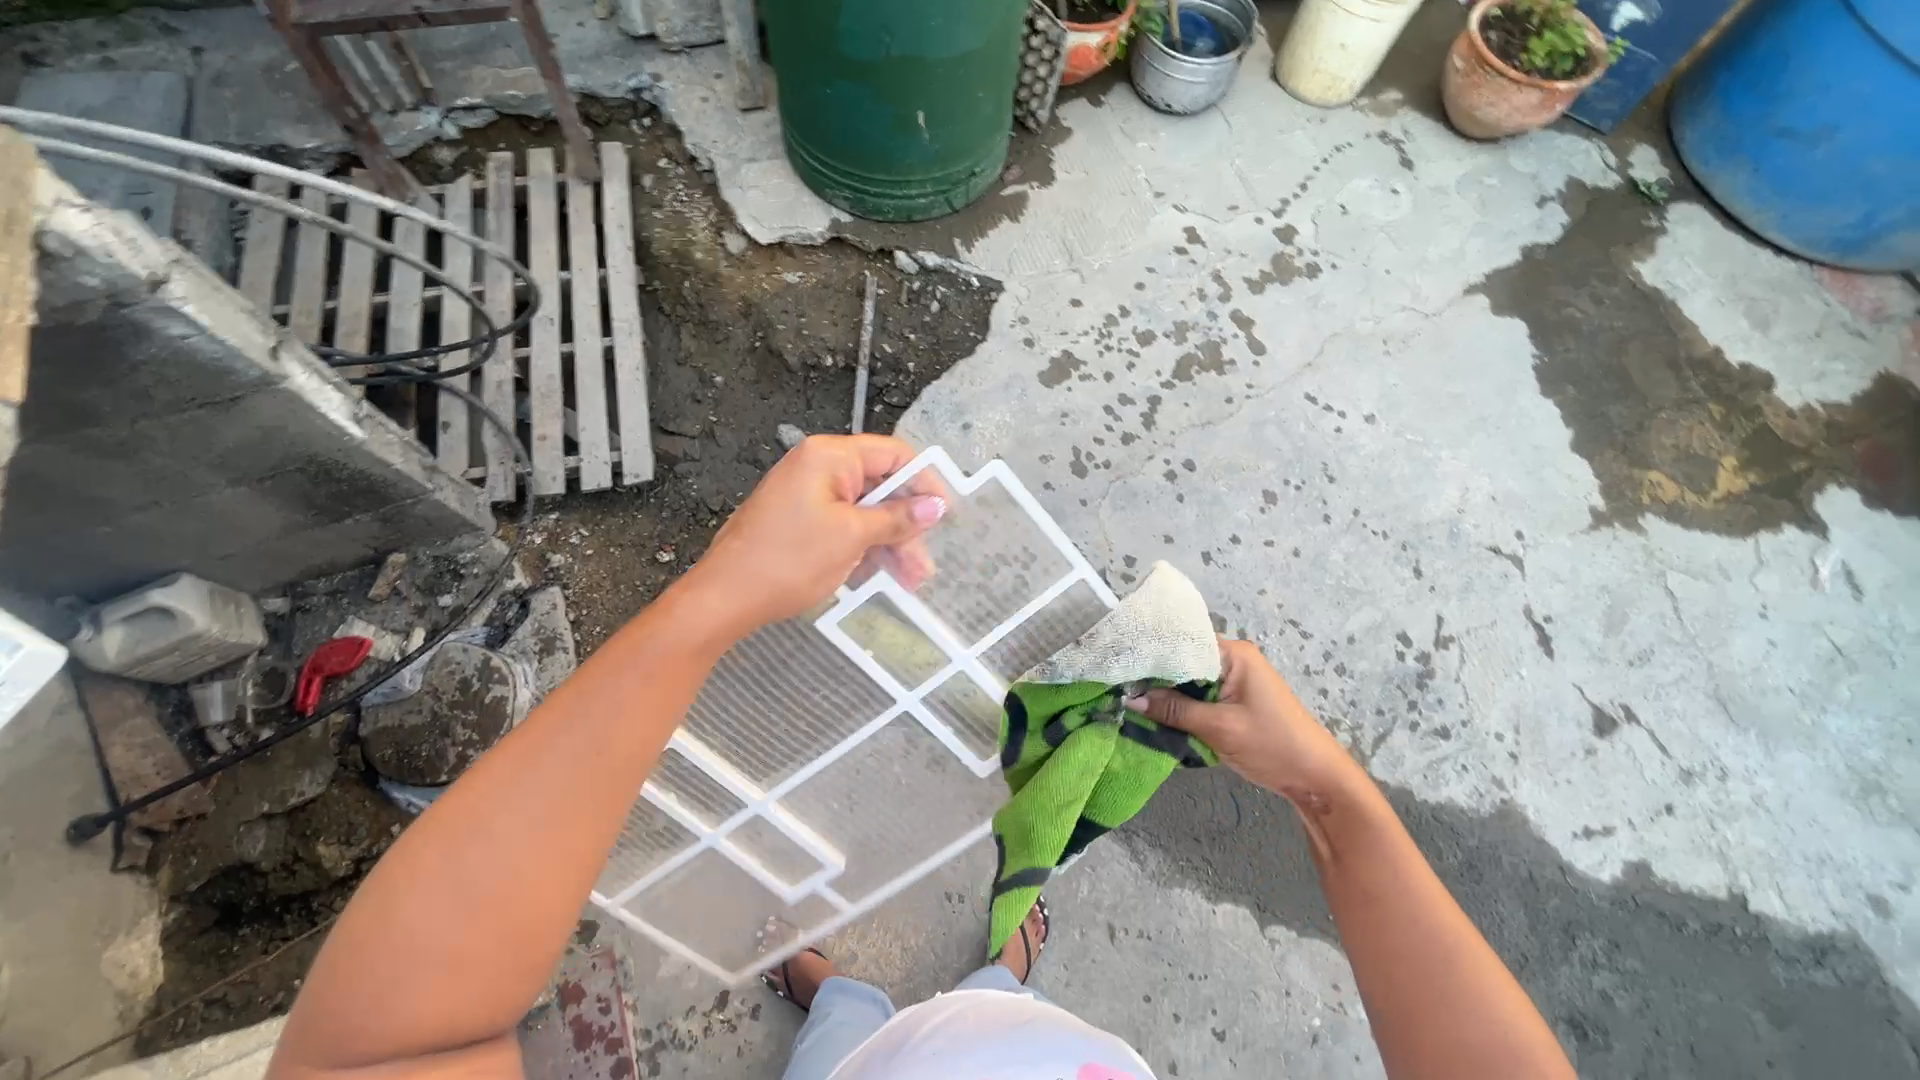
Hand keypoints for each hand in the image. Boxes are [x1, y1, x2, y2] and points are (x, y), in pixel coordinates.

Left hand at [685, 434, 946, 633]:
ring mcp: (808, 495)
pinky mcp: (800, 522)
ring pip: (864, 513)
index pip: (892, 454)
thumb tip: (937, 505)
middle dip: (906, 526)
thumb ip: (898, 518)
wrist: (726, 597)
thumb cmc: (790, 559)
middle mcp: (818, 467)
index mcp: (829, 456)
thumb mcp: (852, 538)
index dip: (923, 483)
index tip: (945, 515)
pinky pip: (844, 527)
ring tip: (911, 581)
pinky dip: (864, 549)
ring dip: (889, 545)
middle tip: (925, 566)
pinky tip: (881, 578)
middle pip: (880, 487)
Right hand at [1129, 638, 1358, 803]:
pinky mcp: (1229, 703)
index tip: (1116, 664)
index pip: (1182, 641)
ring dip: (1163, 696)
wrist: (1315, 778)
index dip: (1149, 652)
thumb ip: (1174, 711)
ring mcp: (1231, 682)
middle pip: (1181, 661)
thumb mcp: (1220, 727)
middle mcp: (1230, 660)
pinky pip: (1195, 699)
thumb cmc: (1274, 744)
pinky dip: (1177, 708)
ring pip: (1185, 683)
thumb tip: (1131, 699)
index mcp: (1233, 654)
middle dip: (1152, 676)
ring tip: (1125, 701)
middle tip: (1114, 686)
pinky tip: (1151, 716)